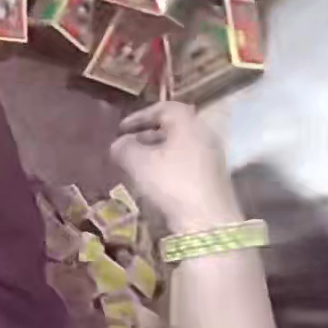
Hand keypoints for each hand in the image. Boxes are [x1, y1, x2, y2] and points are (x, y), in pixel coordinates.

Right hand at [109, 102, 243, 233]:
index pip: (165, 108)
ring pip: (178, 145)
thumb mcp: (138, 163)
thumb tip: (118, 144)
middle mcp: (203, 135)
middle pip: (173, 127)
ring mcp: (210, 157)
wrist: (206, 220)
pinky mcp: (210, 177)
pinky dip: (165, 164)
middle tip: (125, 146)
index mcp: (188, 124)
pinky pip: (183, 161)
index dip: (140, 116)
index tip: (120, 128)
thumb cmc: (170, 183)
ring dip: (154, 151)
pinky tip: (151, 180)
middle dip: (146, 134)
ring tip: (134, 165)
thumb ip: (123, 148)